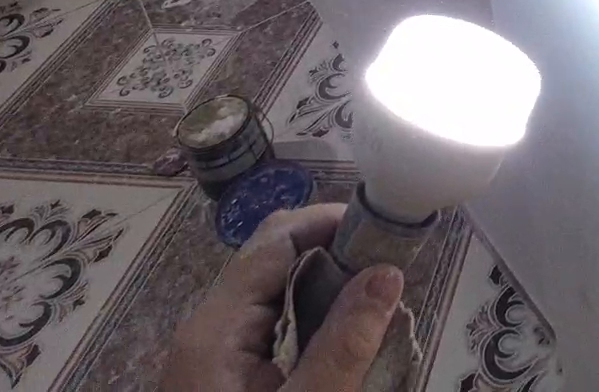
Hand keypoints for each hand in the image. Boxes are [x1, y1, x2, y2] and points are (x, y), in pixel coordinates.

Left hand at [162, 203, 404, 391]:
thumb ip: (345, 344)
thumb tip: (388, 271)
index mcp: (215, 330)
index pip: (277, 238)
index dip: (333, 221)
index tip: (388, 232)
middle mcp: (207, 329)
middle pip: (275, 253)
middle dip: (336, 245)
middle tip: (391, 262)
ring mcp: (212, 353)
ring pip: (276, 283)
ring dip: (329, 275)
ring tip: (379, 290)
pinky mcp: (224, 376)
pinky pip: (273, 316)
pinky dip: (314, 306)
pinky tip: (348, 328)